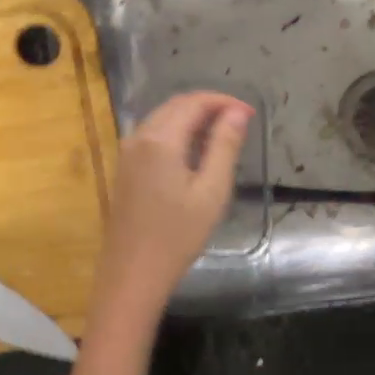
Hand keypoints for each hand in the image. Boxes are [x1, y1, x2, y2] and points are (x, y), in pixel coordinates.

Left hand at [96, 92, 252, 313]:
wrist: (133, 272)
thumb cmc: (178, 235)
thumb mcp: (211, 192)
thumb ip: (224, 147)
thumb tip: (237, 114)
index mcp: (161, 140)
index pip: (194, 103)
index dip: (224, 102)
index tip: (250, 114)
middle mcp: (139, 137)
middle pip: (175, 106)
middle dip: (209, 106)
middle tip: (240, 122)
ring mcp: (127, 153)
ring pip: (162, 119)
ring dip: (192, 119)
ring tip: (222, 135)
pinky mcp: (125, 169)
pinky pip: (153, 136)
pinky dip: (177, 133)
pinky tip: (195, 153)